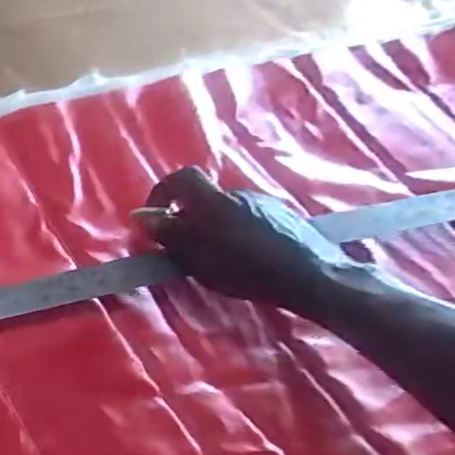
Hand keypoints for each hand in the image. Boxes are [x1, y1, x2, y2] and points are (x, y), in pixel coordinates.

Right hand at [132, 168, 354, 308]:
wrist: (310, 275)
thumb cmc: (245, 269)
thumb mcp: (196, 257)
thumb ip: (169, 234)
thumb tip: (143, 216)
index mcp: (213, 202)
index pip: (181, 178)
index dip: (161, 192)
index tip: (153, 217)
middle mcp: (238, 193)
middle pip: (203, 197)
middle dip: (187, 218)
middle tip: (183, 249)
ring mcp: (263, 201)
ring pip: (225, 208)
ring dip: (212, 226)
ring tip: (215, 256)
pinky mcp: (282, 213)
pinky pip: (246, 216)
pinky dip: (235, 231)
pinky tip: (243, 255)